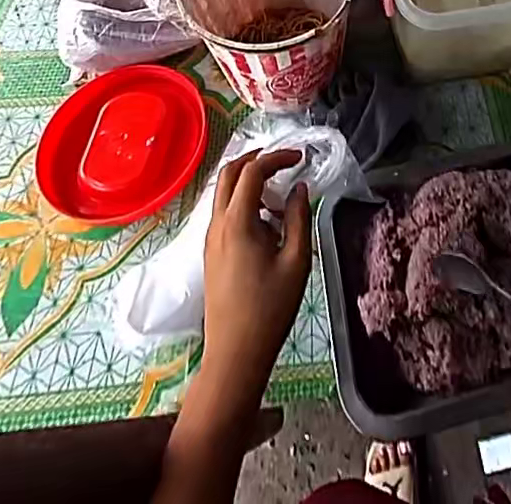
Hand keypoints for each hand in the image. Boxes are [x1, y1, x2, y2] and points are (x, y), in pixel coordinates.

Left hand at [157, 151, 309, 503]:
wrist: (235, 353)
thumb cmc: (270, 307)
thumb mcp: (296, 259)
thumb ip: (298, 217)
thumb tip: (299, 188)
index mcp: (237, 223)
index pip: (253, 171)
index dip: (277, 157)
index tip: (301, 157)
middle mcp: (217, 225)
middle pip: (229, 173)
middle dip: (256, 158)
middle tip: (285, 160)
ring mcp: (210, 239)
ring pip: (223, 191)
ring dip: (249, 179)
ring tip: (280, 191)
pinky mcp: (211, 252)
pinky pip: (223, 211)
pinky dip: (243, 199)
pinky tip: (267, 218)